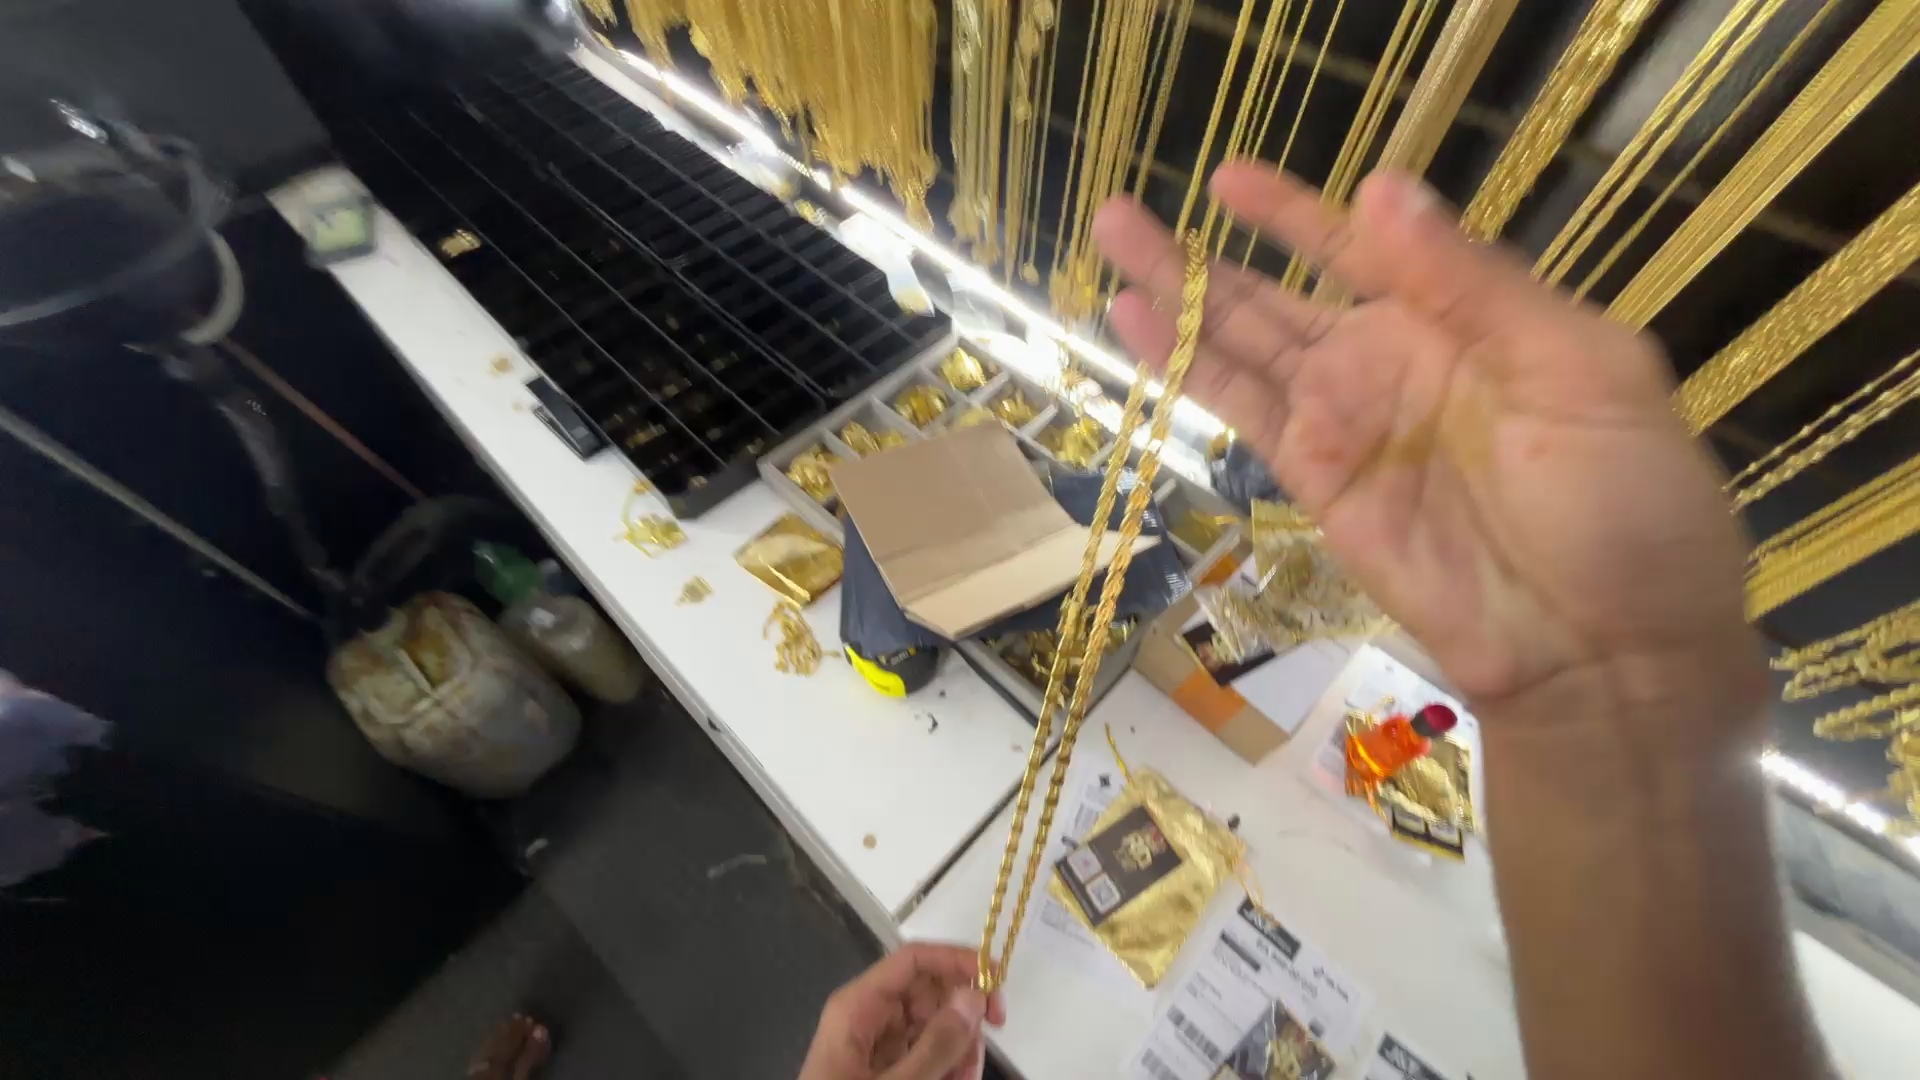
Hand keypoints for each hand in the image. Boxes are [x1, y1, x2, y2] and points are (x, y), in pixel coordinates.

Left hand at [798, 943, 1004, 1079]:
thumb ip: (936, 1045)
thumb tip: (974, 996)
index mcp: (859, 1006)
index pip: (913, 960)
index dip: (956, 960)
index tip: (996, 981)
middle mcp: (867, 1018)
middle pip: (927, 993)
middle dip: (961, 1017)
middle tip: (987, 1045)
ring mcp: (875, 1048)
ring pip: (931, 1027)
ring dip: (958, 1050)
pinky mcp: (883, 1074)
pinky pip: (923, 1058)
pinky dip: (946, 1070)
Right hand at [1094, 166, 1764, 745]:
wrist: (1585, 640)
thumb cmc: (1617, 502)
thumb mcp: (1577, 369)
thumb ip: (1472, 283)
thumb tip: (1379, 188)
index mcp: (1452, 317)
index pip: (1353, 246)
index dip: (1287, 213)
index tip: (1222, 179)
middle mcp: (1376, 358)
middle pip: (1267, 296)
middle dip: (1192, 258)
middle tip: (1116, 215)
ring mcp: (1331, 418)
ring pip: (1234, 347)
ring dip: (1171, 302)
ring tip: (1108, 256)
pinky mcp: (1302, 472)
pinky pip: (1235, 408)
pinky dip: (1184, 368)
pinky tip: (1136, 329)